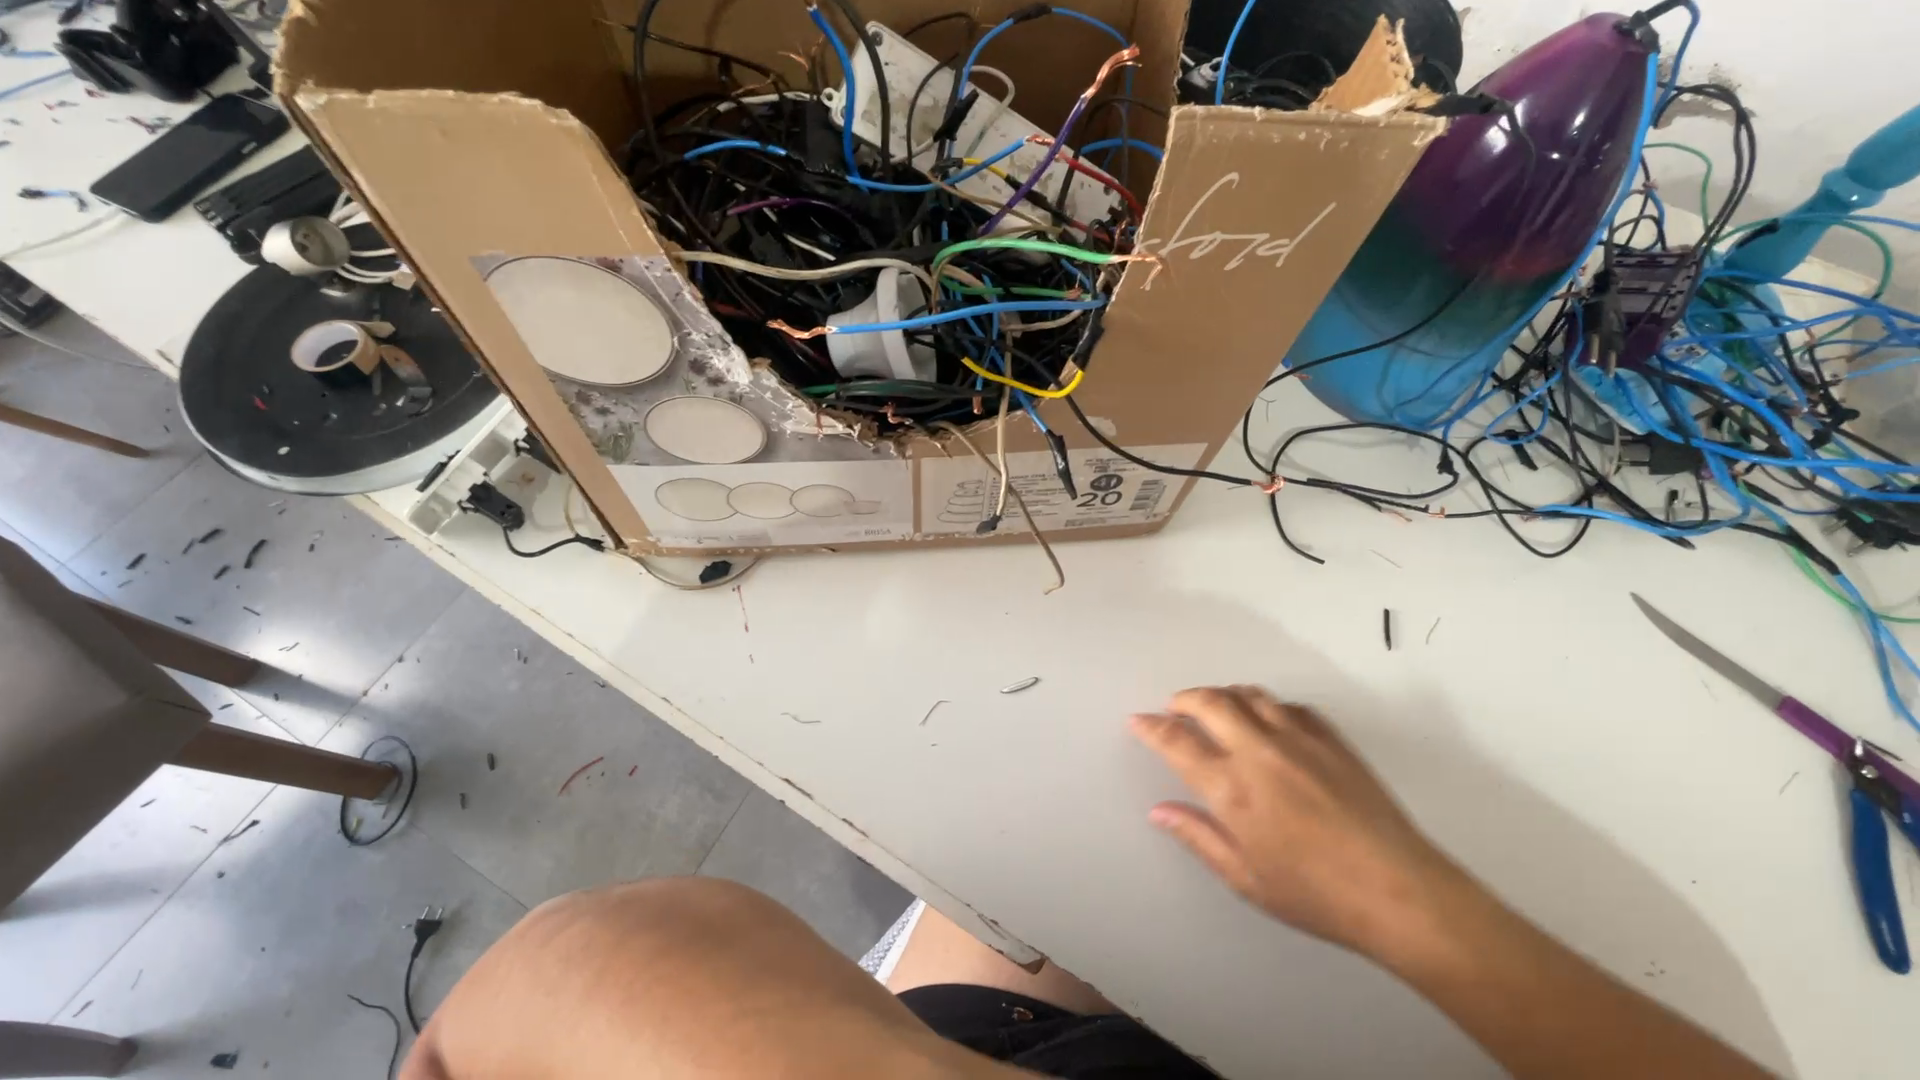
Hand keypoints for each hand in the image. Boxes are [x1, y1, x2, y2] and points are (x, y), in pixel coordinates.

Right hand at [1130, 686, 1465, 957]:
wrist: (1398, 891)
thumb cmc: (1316, 894)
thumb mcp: (1245, 878)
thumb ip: (1199, 837)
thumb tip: (1161, 812)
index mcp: (1232, 789)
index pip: (1177, 743)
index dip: (1152, 728)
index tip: (1138, 721)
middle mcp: (1261, 753)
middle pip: (1211, 703)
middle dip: (1184, 699)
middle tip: (1173, 707)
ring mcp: (1300, 741)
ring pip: (1251, 696)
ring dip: (1224, 695)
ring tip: (1215, 706)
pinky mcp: (1333, 741)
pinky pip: (1291, 707)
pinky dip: (1269, 706)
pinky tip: (1268, 719)